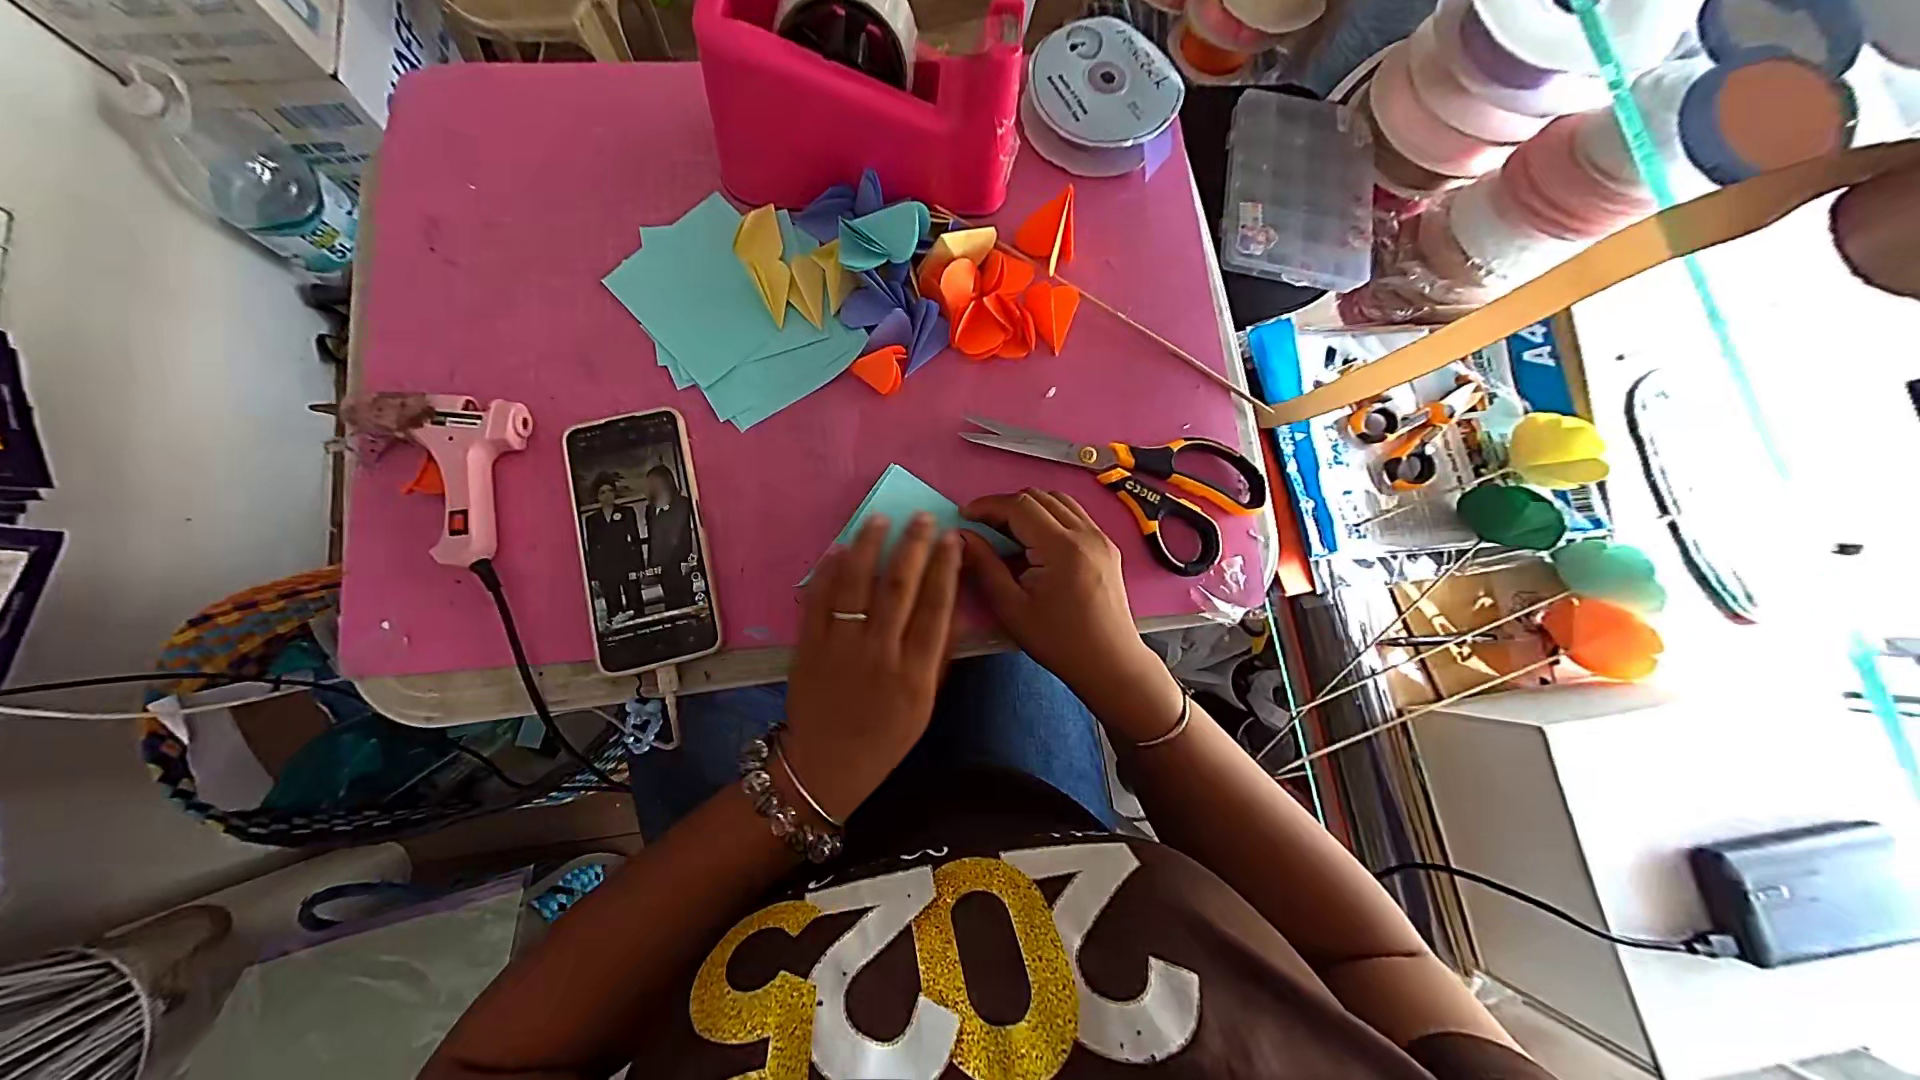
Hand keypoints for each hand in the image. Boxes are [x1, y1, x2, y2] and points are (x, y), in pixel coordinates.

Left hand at [782, 512, 962, 822]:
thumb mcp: (925, 704)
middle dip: (912, 546)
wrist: (827, 765)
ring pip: (857, 586)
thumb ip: (941, 657)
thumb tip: (958, 612)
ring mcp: (841, 649)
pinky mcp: (809, 648)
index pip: (936, 606)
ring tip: (878, 520)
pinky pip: (818, 601)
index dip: (945, 567)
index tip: (951, 538)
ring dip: (869, 548)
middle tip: (920, 517)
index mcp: (915, 671)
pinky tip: (838, 549)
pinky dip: (827, 572)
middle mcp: (880, 654)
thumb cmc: (886, 737)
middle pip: (899, 587)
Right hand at [960, 490, 1181, 741]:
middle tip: (983, 525)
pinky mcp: (1106, 547)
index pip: (1019, 506)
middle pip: (1039, 497)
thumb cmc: (1059, 642)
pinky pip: (1074, 516)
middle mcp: (1086, 534)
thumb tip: (963, 538)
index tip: (966, 515)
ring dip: (1029, 507)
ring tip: (1007, 531)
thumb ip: (984, 566)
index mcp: (1062, 547)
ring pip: (1059, 501)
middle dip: (1006, 505)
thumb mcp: (1011, 607)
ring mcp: (1100, 538)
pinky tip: (1035, 543)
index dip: (988, 505)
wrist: (1109, 663)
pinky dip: (1050, 517)